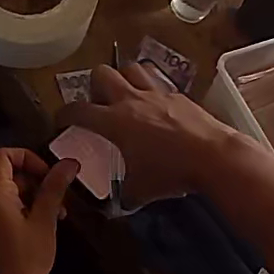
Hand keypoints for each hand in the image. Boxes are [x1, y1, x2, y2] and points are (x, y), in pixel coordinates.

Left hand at [0, 148, 79, 273]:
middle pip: (10, 173)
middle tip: (61, 196)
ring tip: (60, 213)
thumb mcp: (44, 221)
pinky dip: (31, 209)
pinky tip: (50, 223)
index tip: (49, 174)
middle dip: (38, 179)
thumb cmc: (26, 260)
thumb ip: (54, 189)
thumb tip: (68, 163)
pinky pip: (12, 207)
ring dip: (38, 195)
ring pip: (14, 191)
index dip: (28, 158)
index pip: (3, 156)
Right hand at [56, 64, 254, 205]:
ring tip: (126, 96)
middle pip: (102, 73)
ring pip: (131, 68)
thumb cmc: (170, 173)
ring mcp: (157, 93)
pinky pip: (158, 83)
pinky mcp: (179, 95)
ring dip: (123, 78)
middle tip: (99, 104)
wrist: (214, 156)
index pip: (78, 110)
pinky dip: (151, 91)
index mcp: (114, 121)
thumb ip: (125, 195)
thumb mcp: (140, 191)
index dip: (64, 114)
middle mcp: (132, 100)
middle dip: (94, 86)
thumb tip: (121, 204)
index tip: (60, 120)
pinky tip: (156, 108)